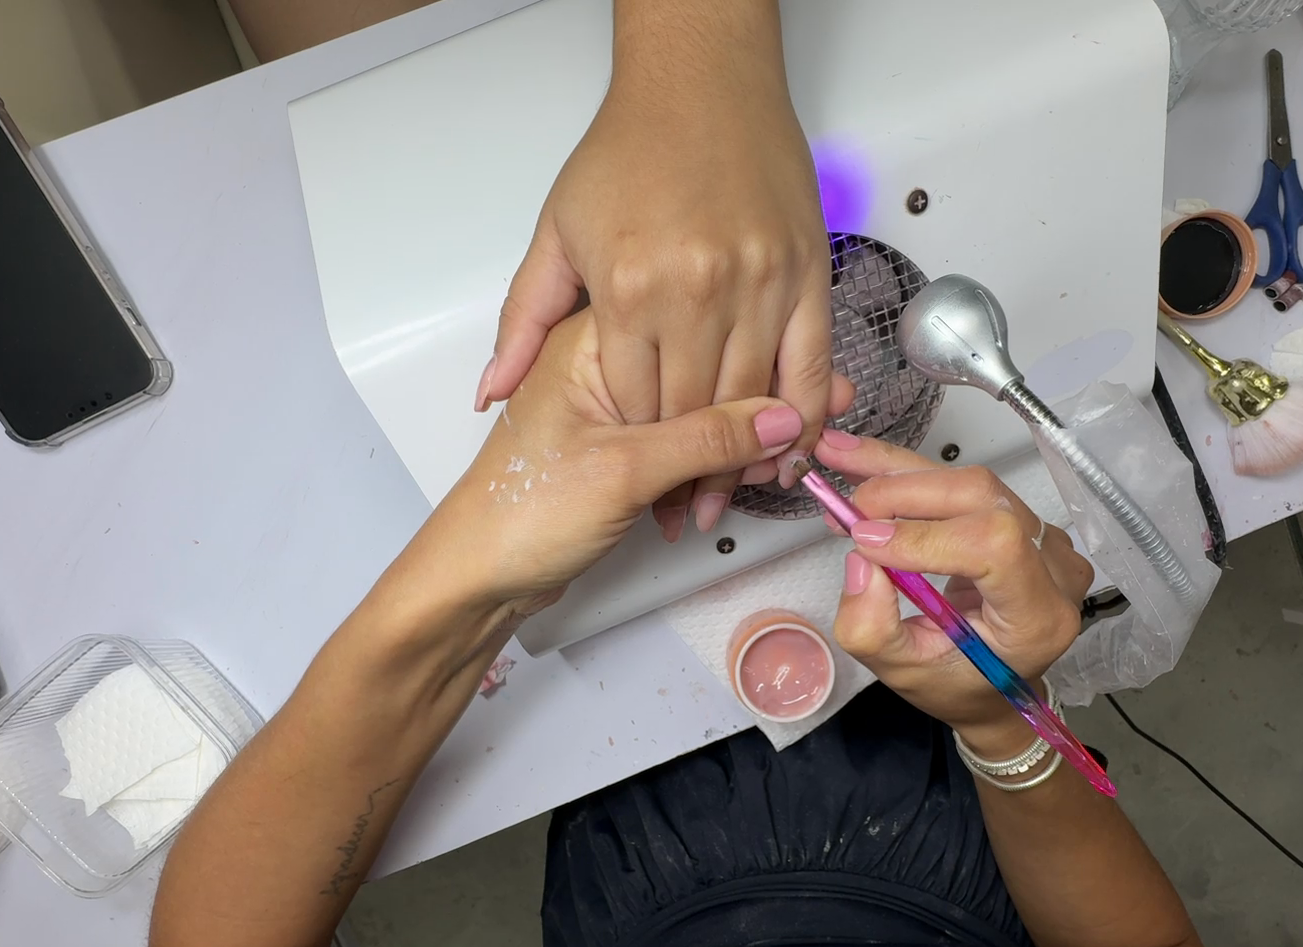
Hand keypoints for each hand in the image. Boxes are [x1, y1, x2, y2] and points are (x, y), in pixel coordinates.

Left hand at [411, 310, 813, 624]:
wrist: (479, 571)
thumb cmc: (522, 514)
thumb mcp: (622, 471)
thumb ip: (704, 437)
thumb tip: (781, 419)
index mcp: (594, 338)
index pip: (697, 333)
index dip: (755, 376)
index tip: (803, 415)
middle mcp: (610, 356)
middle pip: (709, 368)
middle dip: (761, 413)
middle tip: (804, 449)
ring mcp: (619, 397)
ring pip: (704, 402)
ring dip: (746, 438)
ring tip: (787, 465)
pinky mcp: (626, 435)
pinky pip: (688, 433)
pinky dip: (720, 455)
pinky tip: (754, 468)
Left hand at [479, 40, 831, 538]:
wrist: (701, 78)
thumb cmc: (628, 152)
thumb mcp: (556, 236)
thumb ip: (523, 324)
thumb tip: (489, 392)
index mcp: (630, 289)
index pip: (639, 408)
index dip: (644, 458)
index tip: (647, 491)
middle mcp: (698, 291)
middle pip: (696, 416)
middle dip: (693, 478)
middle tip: (688, 513)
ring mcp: (758, 283)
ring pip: (756, 402)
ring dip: (747, 461)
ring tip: (733, 497)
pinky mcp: (805, 275)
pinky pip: (813, 368)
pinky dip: (807, 418)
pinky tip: (793, 452)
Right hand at [815, 432, 1094, 756]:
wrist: (992, 683)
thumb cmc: (955, 684)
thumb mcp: (903, 673)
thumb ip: (872, 628)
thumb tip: (859, 561)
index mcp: (1037, 617)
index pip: (994, 546)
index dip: (924, 535)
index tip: (862, 542)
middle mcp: (1053, 567)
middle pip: (982, 498)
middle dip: (903, 494)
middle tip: (845, 510)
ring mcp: (1044, 537)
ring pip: (969, 481)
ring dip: (896, 472)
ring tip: (837, 460)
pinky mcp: (1021, 517)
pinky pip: (963, 483)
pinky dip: (907, 472)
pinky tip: (861, 460)